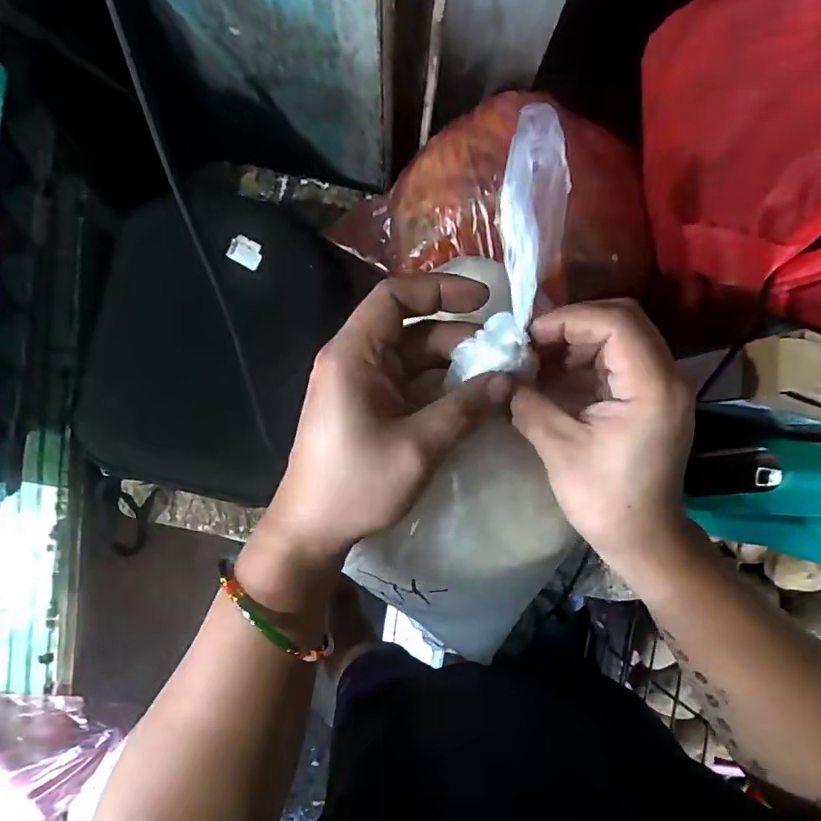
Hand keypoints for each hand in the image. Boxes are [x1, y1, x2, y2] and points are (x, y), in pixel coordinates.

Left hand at [263, 274, 514, 562]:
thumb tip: (508, 379)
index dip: (441, 289)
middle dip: (458, 338)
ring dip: (452, 367)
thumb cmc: (357, 484)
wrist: (311, 530)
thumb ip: (465, 409)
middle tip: (503, 357)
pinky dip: (438, 390)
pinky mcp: (365, 412)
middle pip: (410, 330)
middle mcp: (353, 362)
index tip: (485, 301)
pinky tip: (470, 404)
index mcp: (353, 355)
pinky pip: (407, 387)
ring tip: (495, 381)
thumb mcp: (418, 446)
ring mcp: (359, 388)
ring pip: (412, 361)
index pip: (395, 296)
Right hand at [509, 299, 695, 566]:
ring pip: (622, 339)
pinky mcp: (652, 399)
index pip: (616, 322)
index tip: (530, 337)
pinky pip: (621, 363)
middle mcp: (667, 376)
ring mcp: (663, 387)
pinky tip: (555, 379)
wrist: (643, 537)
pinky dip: (587, 363)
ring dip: (578, 343)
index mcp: (652, 386)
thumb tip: (502, 377)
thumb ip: (530, 404)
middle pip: (623, 320)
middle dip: (573, 325)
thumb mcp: (559, 449)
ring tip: (539, 361)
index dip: (569, 319)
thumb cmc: (603, 499)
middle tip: (533, 344)